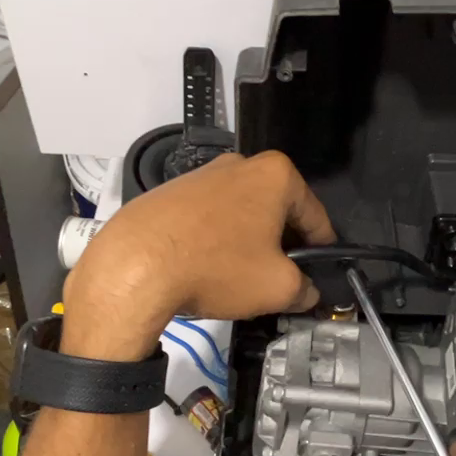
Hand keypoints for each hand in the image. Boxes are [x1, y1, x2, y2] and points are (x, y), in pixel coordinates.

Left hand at [60, 151, 335, 360]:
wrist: (134, 266)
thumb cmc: (217, 268)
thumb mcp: (278, 288)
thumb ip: (305, 289)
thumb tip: (307, 292)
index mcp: (276, 174)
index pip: (316, 216)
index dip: (321, 250)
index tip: (318, 274)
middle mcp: (240, 163)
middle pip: (276, 211)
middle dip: (281, 244)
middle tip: (279, 279)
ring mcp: (201, 174)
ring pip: (240, 213)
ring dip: (246, 242)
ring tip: (239, 278)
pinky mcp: (170, 192)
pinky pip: (208, 218)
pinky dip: (214, 240)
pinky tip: (206, 268)